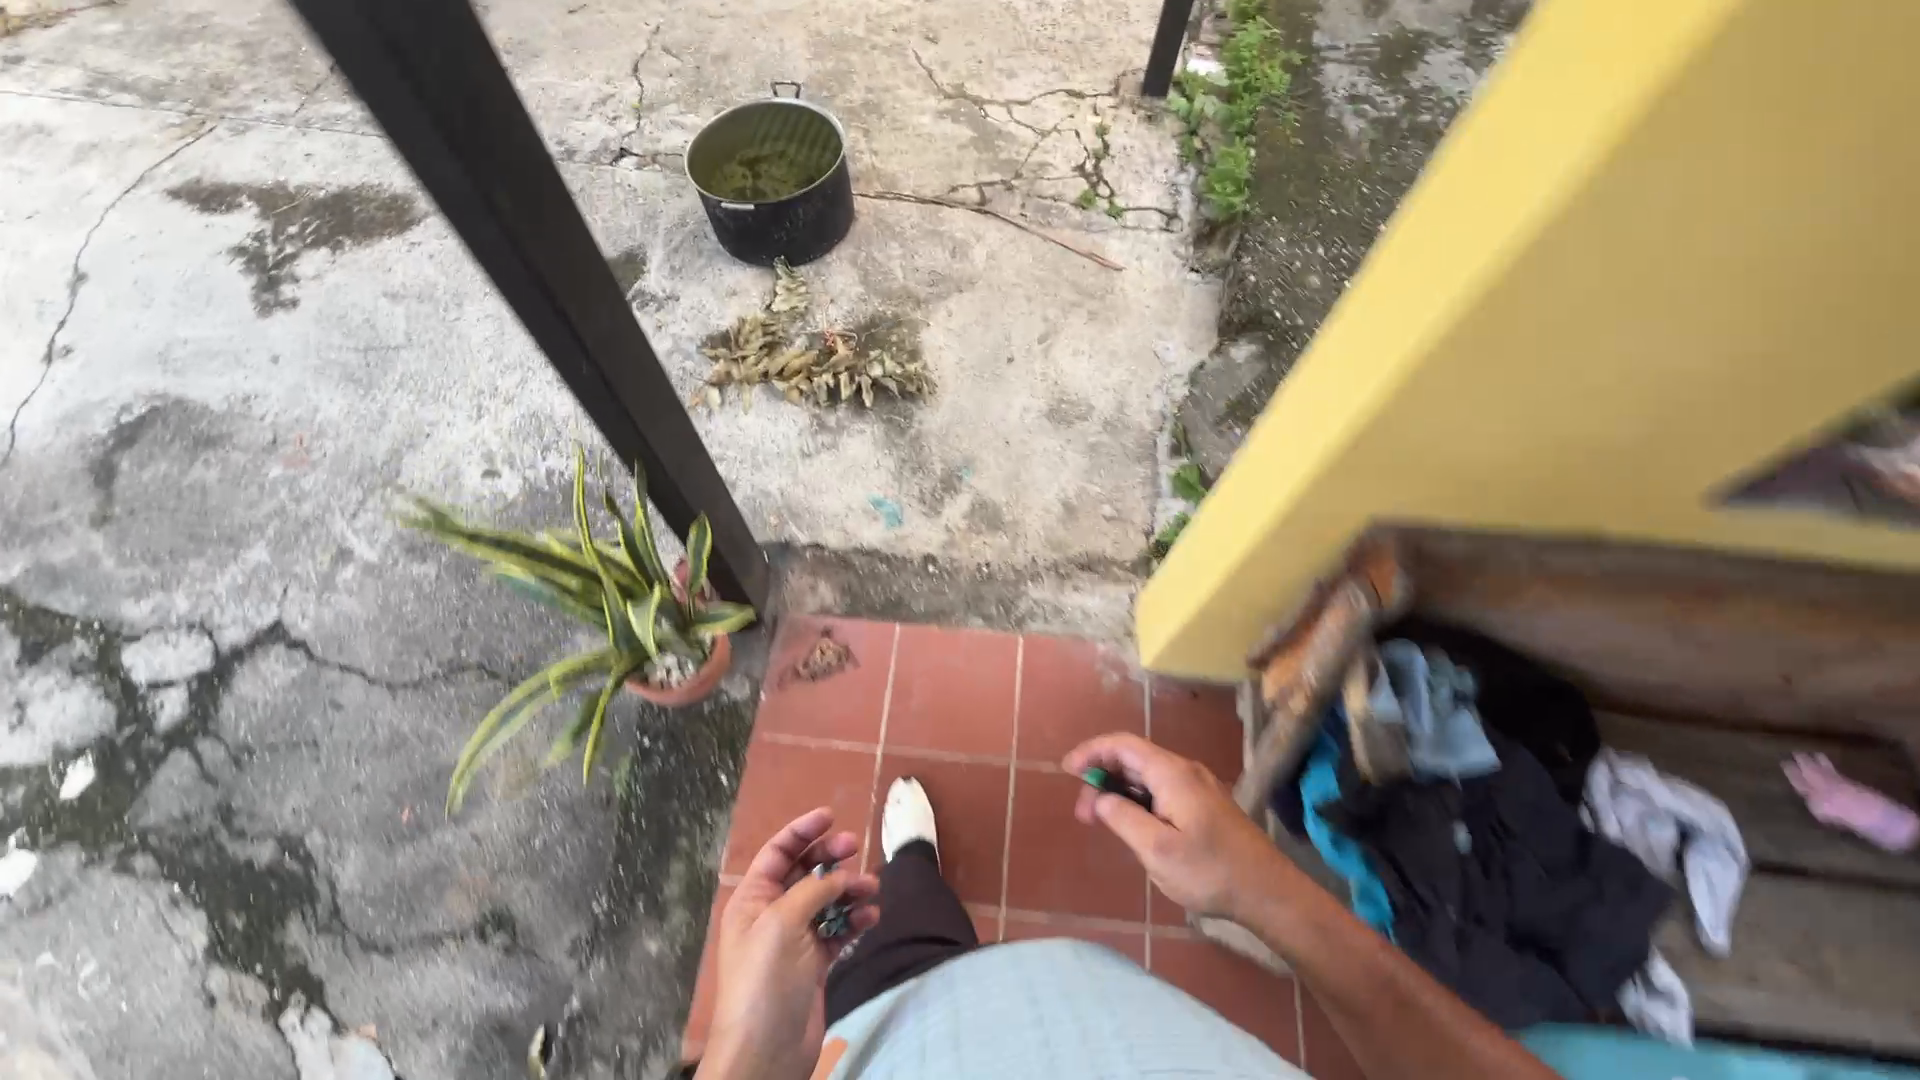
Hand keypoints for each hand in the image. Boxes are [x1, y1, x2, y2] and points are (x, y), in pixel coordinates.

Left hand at [699, 808, 879, 1079]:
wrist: (765, 1052)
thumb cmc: (764, 980)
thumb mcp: (782, 923)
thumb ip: (813, 891)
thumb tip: (841, 876)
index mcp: (753, 899)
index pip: (778, 852)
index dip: (802, 831)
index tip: (831, 815)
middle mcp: (772, 913)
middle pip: (805, 871)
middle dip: (831, 857)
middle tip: (856, 846)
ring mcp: (794, 939)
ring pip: (827, 900)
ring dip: (849, 890)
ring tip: (872, 888)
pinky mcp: (815, 963)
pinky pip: (838, 930)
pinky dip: (855, 920)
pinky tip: (871, 917)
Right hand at [1064, 734, 1297, 922]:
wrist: (1269, 893)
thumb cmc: (1210, 871)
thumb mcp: (1157, 849)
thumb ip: (1122, 818)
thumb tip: (1100, 798)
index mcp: (1172, 773)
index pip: (1123, 745)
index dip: (1092, 752)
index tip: (1067, 771)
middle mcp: (1185, 771)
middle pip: (1134, 758)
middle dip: (1102, 777)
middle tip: (1083, 814)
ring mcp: (1198, 788)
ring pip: (1147, 776)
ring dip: (1119, 791)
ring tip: (1101, 821)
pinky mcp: (1205, 806)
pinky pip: (1161, 790)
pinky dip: (1138, 800)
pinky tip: (1131, 825)